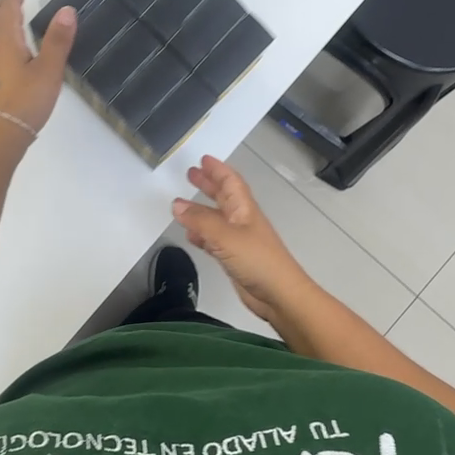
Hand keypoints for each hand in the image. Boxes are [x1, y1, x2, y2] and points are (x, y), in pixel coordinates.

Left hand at [0, 0, 76, 141]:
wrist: (2, 134)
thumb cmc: (25, 101)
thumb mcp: (48, 71)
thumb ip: (57, 40)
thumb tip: (67, 9)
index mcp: (6, 41)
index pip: (8, 7)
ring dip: (0, 14)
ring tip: (12, 9)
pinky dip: (1, 32)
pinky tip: (11, 43)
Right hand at [171, 156, 315, 322]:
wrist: (278, 294)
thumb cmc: (257, 261)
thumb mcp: (226, 236)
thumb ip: (200, 220)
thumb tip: (176, 204)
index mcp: (244, 209)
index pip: (230, 182)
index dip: (217, 170)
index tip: (203, 160)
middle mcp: (241, 221)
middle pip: (224, 197)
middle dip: (208, 185)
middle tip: (191, 174)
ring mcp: (238, 241)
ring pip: (216, 219)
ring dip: (201, 210)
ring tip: (182, 205)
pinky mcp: (234, 259)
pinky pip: (214, 240)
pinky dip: (201, 235)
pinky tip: (191, 236)